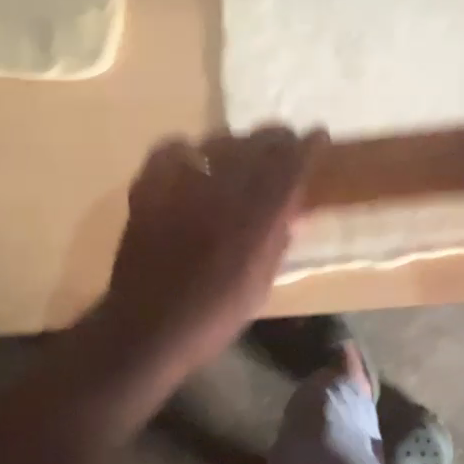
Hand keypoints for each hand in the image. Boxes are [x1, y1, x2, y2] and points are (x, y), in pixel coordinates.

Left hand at [99, 125, 324, 371]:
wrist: (145, 329)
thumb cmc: (211, 316)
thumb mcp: (259, 284)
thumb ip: (277, 241)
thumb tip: (293, 212)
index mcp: (258, 218)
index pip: (292, 164)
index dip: (308, 145)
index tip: (317, 135)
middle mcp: (226, 190)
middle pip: (260, 142)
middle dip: (278, 139)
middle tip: (283, 144)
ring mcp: (186, 183)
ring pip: (221, 140)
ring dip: (238, 144)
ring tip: (240, 155)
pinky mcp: (151, 184)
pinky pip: (175, 148)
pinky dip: (188, 151)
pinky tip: (193, 164)